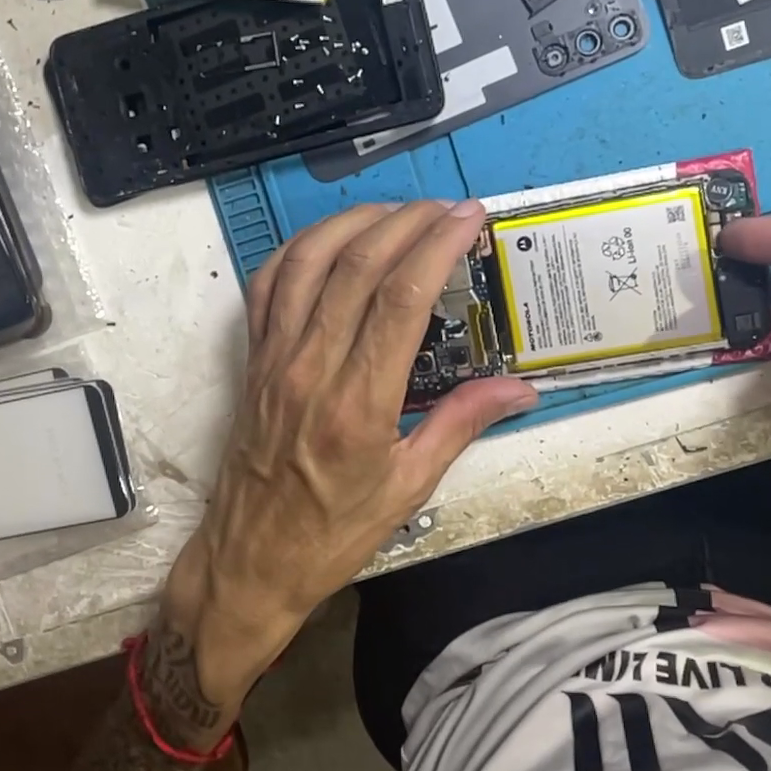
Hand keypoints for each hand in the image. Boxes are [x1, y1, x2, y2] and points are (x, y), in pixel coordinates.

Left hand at [161, 201, 538, 735]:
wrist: (250, 561)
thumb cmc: (333, 533)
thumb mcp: (409, 489)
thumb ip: (461, 424)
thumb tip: (520, 388)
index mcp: (359, 403)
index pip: (402, 298)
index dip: (437, 245)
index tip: (468, 217)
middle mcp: (311, 366)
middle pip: (358, 266)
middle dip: (407, 221)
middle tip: (446, 209)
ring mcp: (274, 356)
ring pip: (308, 261)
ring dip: (355, 222)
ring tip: (397, 212)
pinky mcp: (253, 356)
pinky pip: (268, 282)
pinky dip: (300, 247)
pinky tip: (332, 238)